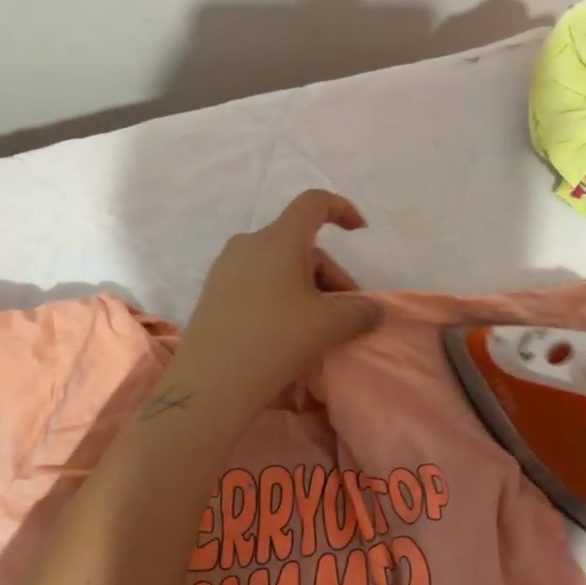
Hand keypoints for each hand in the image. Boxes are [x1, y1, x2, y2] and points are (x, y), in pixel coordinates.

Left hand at [174, 191, 378, 409]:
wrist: (213, 382)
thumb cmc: (277, 340)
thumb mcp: (331, 326)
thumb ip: (361, 312)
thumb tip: (372, 310)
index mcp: (279, 238)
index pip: (313, 202)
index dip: (341, 208)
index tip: (359, 230)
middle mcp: (249, 244)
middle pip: (300, 245)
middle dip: (330, 274)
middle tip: (346, 314)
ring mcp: (226, 268)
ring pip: (278, 266)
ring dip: (306, 288)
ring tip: (318, 327)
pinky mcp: (213, 294)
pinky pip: (257, 282)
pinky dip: (280, 297)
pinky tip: (287, 332)